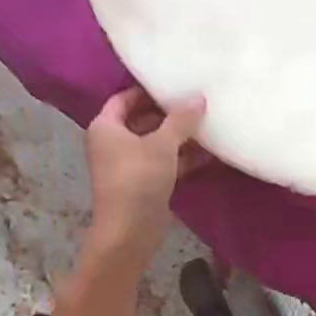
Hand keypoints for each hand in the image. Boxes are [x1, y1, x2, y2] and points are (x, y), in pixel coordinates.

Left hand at [81, 88, 207, 268]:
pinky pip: (164, 163)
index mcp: (106, 127)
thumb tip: (199, 98)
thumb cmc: (138, 179)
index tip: (173, 84)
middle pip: (142, 120)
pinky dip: (182, 158)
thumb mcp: (162, 144)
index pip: (124, 98)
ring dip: (179, 137)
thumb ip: (181, 120)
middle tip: (197, 102)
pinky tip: (209, 152)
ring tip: (209, 123)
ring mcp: (129, 166)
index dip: (147, 90)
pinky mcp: (144, 185)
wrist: (130, 232)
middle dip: (169, 114)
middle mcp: (113, 144)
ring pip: (156, 143)